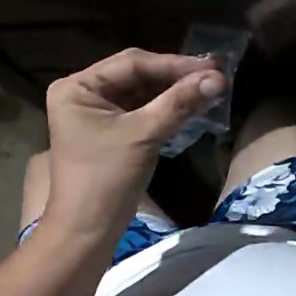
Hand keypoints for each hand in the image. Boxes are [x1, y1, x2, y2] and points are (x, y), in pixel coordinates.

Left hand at [44, 49, 224, 232]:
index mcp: (77, 87)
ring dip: (175, 92)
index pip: (132, 64)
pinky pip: (142, 111)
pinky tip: (194, 105)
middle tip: (217, 75)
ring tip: (212, 88)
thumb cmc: (106, 179)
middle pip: (137, 75)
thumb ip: (179, 103)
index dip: (174, 64)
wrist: (87, 231)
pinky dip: (166, 109)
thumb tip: (218, 78)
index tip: (212, 66)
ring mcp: (96, 113)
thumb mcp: (143, 135)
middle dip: (176, 77)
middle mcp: (83, 93)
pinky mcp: (110, 131)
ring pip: (142, 93)